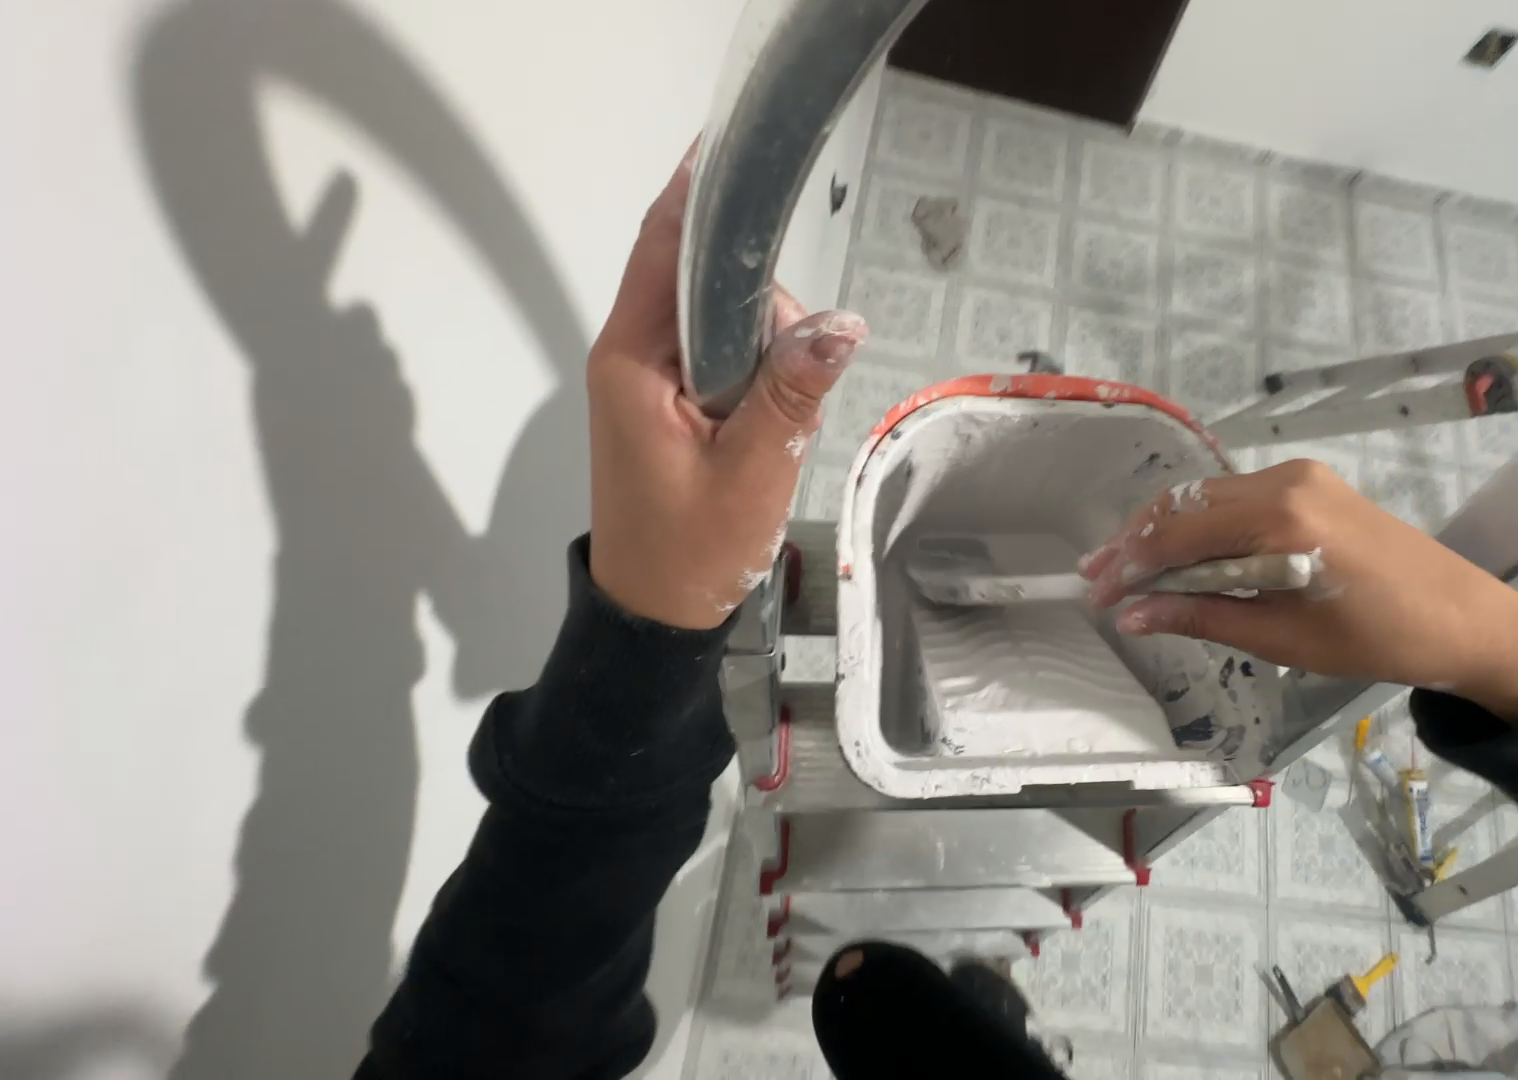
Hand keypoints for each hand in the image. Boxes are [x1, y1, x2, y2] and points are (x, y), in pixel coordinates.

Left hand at [586, 144, 865, 628]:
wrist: (658, 610)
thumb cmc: (693, 548)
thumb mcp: (754, 469)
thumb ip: (793, 392)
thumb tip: (843, 324)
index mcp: (636, 359)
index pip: (666, 247)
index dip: (704, 194)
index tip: (747, 150)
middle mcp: (635, 355)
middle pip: (703, 279)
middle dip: (764, 303)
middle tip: (805, 366)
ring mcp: (651, 381)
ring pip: (720, 322)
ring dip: (768, 349)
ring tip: (786, 418)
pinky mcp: (670, 404)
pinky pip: (723, 360)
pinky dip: (759, 376)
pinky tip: (774, 424)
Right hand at [1081, 460, 1517, 722]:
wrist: (1466, 616)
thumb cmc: (1379, 638)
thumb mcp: (1281, 638)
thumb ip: (1201, 616)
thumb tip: (1132, 617)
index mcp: (1281, 518)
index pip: (1179, 535)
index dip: (1131, 565)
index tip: (1097, 595)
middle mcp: (1283, 481)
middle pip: (1183, 505)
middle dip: (1134, 541)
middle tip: (1095, 576)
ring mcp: (1295, 476)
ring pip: (1202, 497)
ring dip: (1161, 531)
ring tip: (1123, 565)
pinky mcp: (1304, 483)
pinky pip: (1230, 498)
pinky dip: (1196, 525)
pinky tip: (1176, 551)